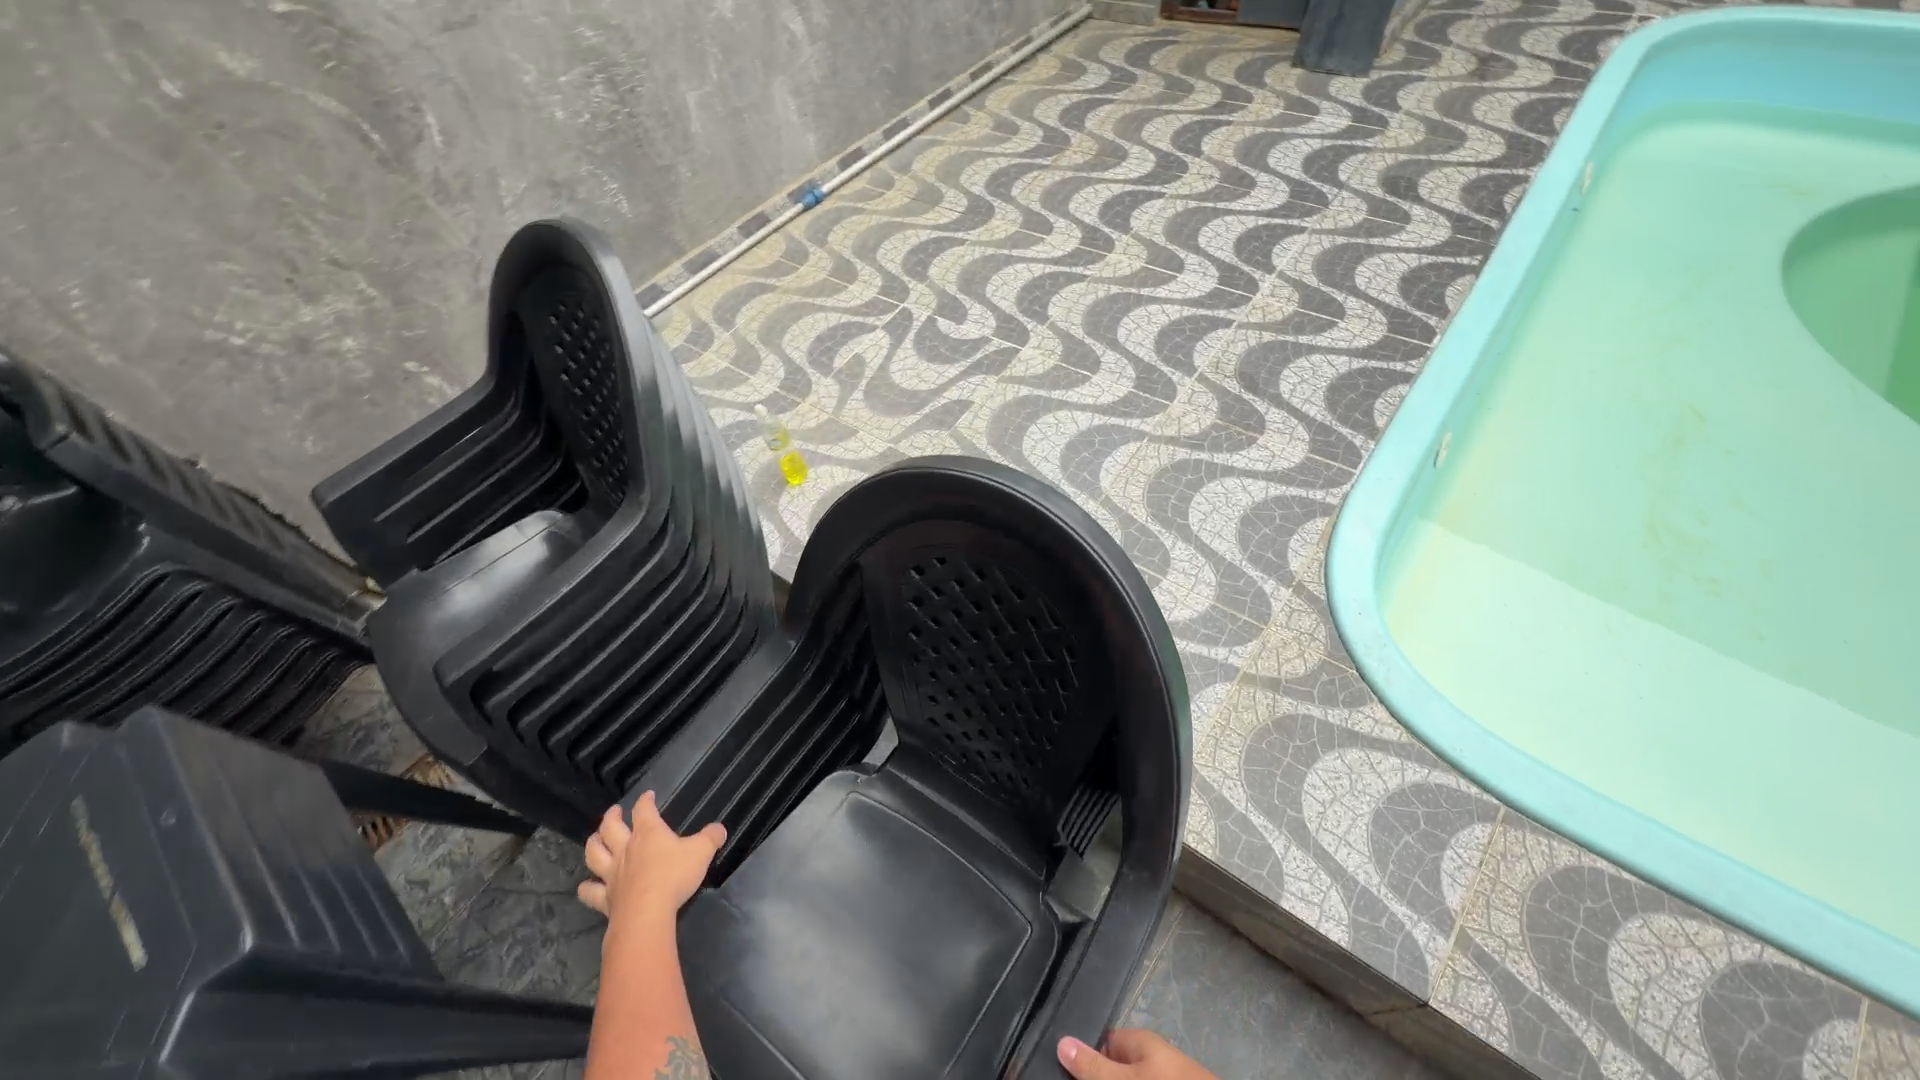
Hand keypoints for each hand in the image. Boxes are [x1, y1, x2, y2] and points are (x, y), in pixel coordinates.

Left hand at [577, 792, 725, 921]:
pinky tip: (586, 886)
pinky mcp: (605, 898)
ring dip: (592, 844)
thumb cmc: (674, 876)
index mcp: (649, 833)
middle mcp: (626, 849)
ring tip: (594, 839)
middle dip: (612, 817)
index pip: (643, 810)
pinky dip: (586, 888)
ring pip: (594, 854)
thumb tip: (720, 829)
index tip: (648, 796)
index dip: (645, 801)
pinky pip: (589, 892)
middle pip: (610, 827)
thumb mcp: (702, 852)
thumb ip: (711, 838)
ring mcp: (612, 874)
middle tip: (614, 812)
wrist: (648, 912)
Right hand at [1058, 1030, 1217, 1079]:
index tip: (1063, 1071)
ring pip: (1130, 1077)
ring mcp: (1164, 1078)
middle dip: (1097, 1076)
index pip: (1103, 1041)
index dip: (1084, 1057)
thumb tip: (1062, 1041)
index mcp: (1141, 1043)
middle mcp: (1152, 1060)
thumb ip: (1094, 1066)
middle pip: (1115, 1067)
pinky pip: (1147, 1079)